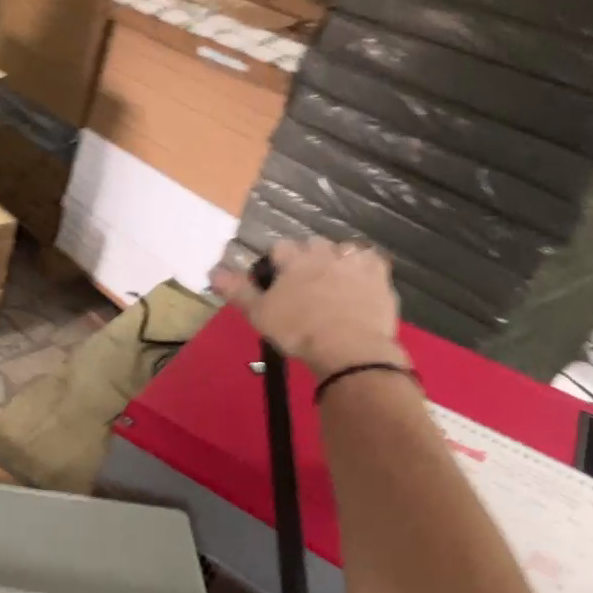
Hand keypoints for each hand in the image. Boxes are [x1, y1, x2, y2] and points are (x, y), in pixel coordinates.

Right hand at [210, 239, 409, 378]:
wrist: (349, 348)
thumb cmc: (298, 331)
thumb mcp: (259, 314)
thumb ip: (238, 290)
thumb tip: (213, 271)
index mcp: (294, 260)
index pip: (280, 247)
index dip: (276, 261)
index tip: (275, 278)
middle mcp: (324, 253)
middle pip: (313, 243)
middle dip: (307, 256)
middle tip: (303, 281)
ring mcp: (354, 263)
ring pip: (343, 249)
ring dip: (337, 259)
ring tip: (333, 281)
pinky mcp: (380, 276)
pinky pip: (371, 261)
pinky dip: (364, 267)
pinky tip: (360, 281)